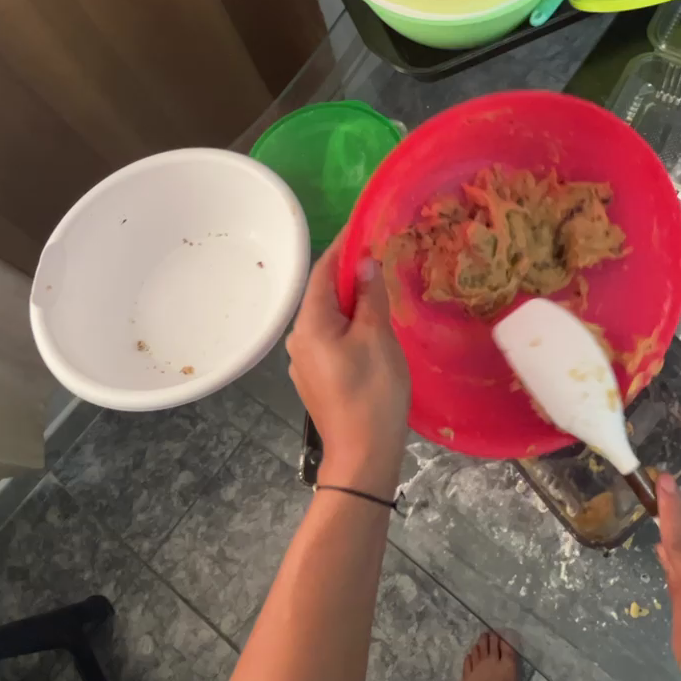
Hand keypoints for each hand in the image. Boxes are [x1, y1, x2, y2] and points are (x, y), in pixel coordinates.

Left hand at [287, 230, 409, 498]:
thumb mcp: (378, 337)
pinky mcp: (316, 378)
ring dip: (352, 300)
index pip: (323, 271)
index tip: (363, 225)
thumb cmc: (373, 392)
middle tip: (381, 256)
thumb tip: (364, 262)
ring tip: (381, 289)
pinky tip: (371, 327)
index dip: (343, 246)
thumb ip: (370, 295)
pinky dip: (350, 323)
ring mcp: (305, 361)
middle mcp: (300, 338)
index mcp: (311, 323)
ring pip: (329, 316)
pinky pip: (332, 337)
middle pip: (324, 293)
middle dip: (350, 273)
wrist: (362, 455)